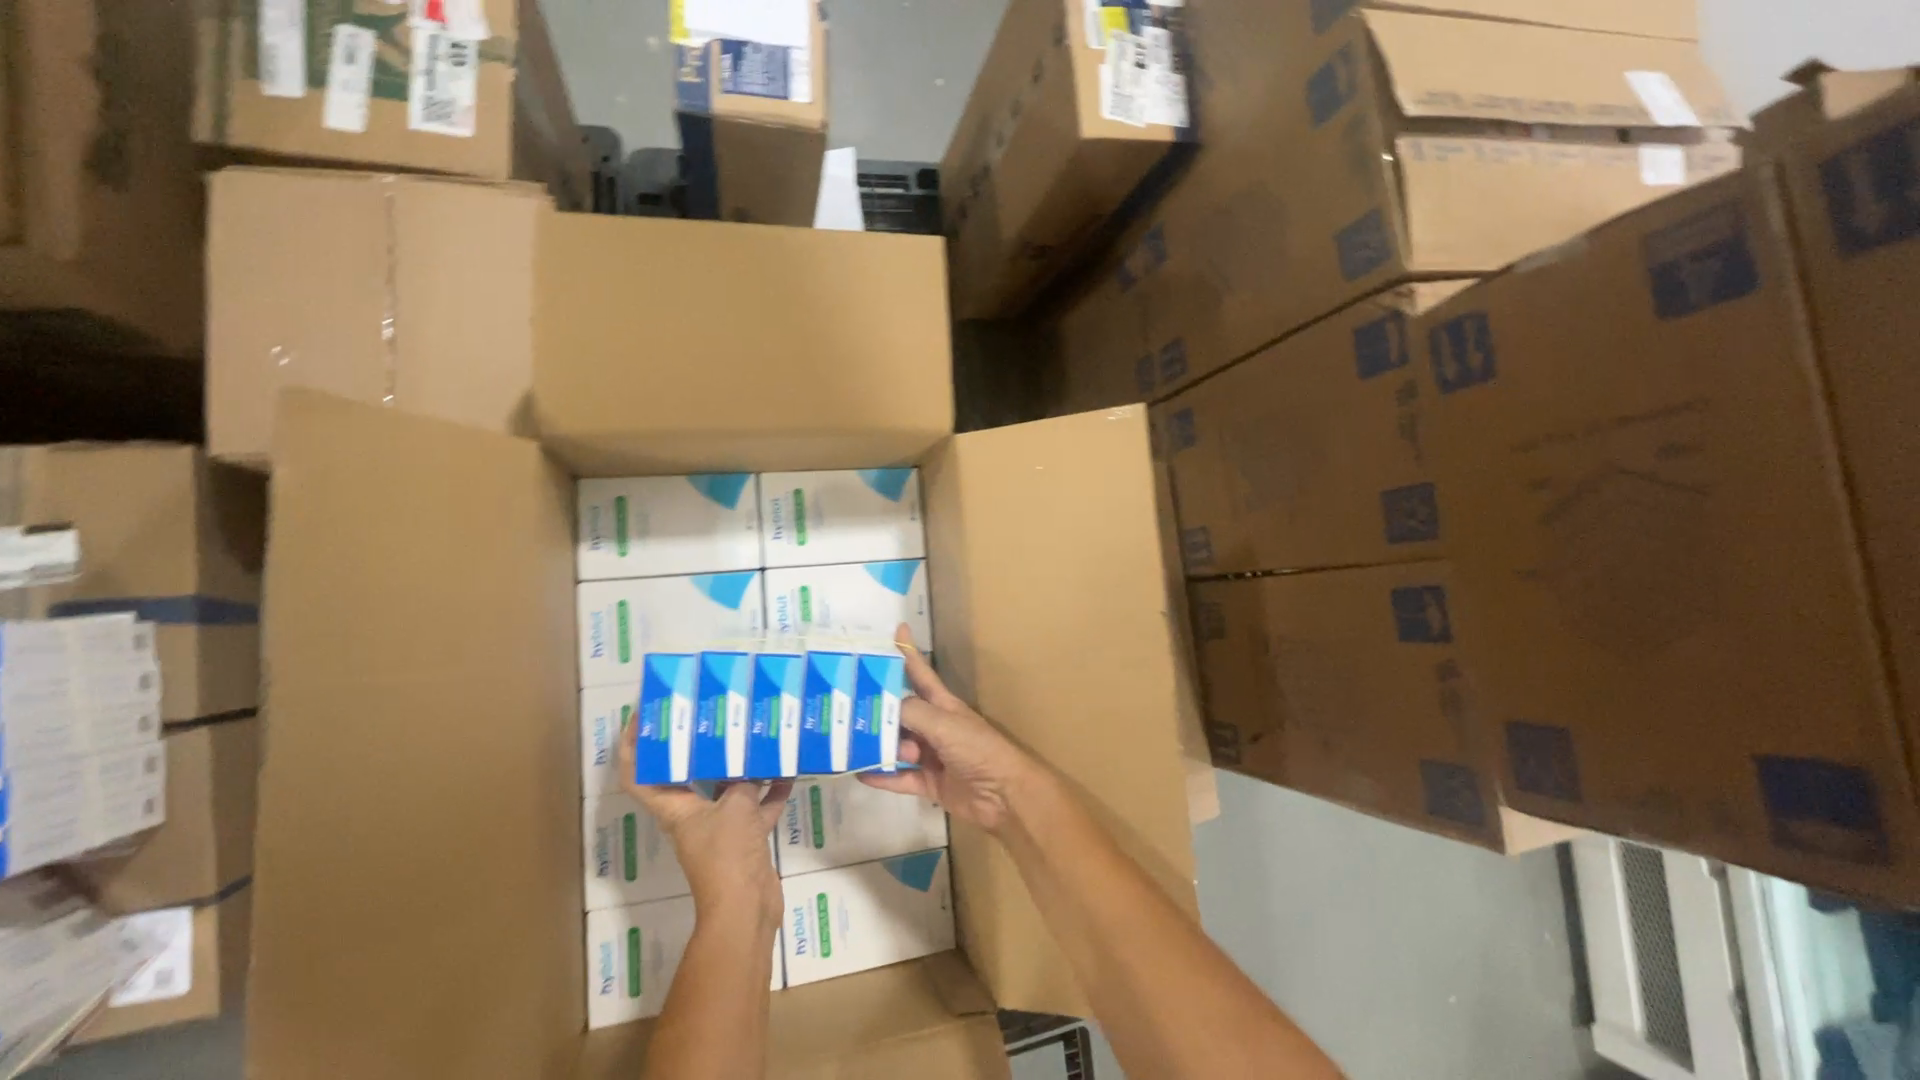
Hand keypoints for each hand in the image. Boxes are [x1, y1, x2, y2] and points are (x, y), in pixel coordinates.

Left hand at [618, 721, 789, 928]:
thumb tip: (751, 763)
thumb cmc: (726, 856)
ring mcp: (720, 829)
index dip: (632, 746)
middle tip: (710, 715)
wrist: (745, 909)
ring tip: (754, 735)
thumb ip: (742, 781)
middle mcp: (692, 816)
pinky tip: (788, 772)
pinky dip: (770, 793)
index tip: (642, 716)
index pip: (638, 776)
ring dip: (740, 767)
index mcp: (674, 809)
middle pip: (685, 776)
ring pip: (725, 790)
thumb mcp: (734, 808)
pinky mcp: (745, 840)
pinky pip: (756, 809)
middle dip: (695, 747)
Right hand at [859, 624, 1045, 834]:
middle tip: (845, 708)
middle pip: (900, 714)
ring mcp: (931, 756)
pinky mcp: (928, 783)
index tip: (896, 629)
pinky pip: (899, 778)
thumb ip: (912, 713)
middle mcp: (935, 727)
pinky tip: (859, 773)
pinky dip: (882, 776)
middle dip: (877, 710)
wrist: (1004, 795)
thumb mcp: (944, 724)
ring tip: (852, 745)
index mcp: (943, 705)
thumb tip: (885, 708)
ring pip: (896, 746)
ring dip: (878, 746)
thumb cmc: (978, 750)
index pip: (920, 673)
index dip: (908, 652)